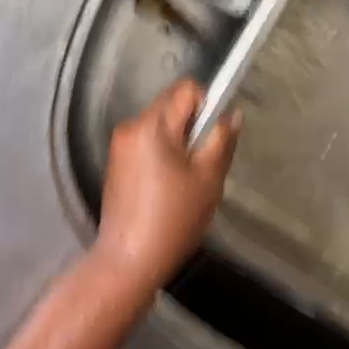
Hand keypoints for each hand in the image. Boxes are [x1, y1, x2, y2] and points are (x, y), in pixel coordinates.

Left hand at [96, 79, 239, 287]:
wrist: (129, 259)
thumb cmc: (173, 219)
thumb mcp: (208, 180)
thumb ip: (222, 140)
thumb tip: (232, 114)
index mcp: (153, 125)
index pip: (186, 89)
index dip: (208, 104)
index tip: (215, 135)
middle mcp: (132, 125)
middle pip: (171, 103)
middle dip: (193, 123)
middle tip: (203, 161)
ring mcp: (120, 144)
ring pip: (160, 124)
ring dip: (178, 139)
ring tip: (186, 179)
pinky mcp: (116, 161)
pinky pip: (147, 141)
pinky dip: (162, 152)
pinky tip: (168, 186)